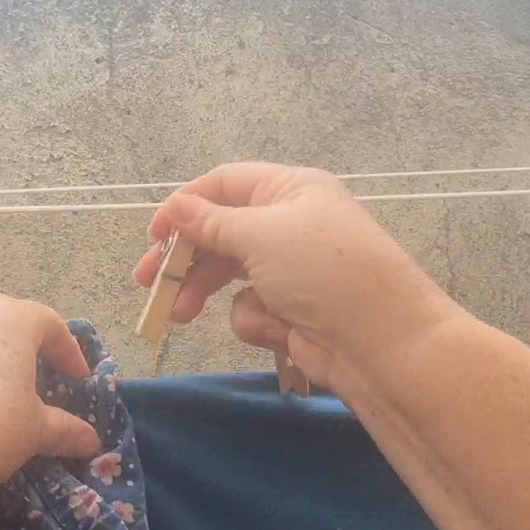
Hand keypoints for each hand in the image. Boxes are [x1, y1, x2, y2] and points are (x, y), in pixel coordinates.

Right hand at [132, 162, 464, 390]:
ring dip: (201, 292)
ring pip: (226, 274)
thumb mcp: (261, 235)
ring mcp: (288, 269)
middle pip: (218, 232)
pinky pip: (250, 306)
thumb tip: (173, 205)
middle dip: (183, 257)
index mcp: (288, 190)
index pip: (224, 184)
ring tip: (178, 315)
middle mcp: (287, 224)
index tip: (154, 234)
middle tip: (147, 281)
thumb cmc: (322, 272)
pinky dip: (255, 319)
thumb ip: (209, 222)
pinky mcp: (289, 309)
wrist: (382, 345)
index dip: (185, 205)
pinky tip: (273, 329)